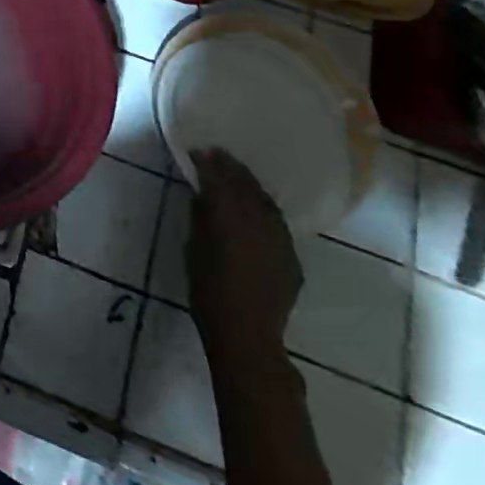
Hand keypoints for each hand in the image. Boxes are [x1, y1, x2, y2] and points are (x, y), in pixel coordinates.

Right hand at [186, 148, 301, 361]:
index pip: (219, 182)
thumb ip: (200, 220)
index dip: (208, 164)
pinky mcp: (291, 254)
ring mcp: (280, 238)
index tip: (198, 151)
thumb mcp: (193, 251)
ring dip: (250, 183)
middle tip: (217, 153)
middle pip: (245, 187)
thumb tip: (202, 196)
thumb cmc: (208, 292)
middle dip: (231, 168)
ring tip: (237, 172)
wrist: (247, 333)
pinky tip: (257, 204)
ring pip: (265, 201)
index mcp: (230, 221)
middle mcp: (259, 223)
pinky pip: (277, 220)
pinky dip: (264, 206)